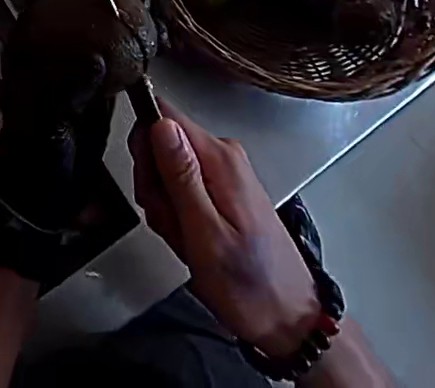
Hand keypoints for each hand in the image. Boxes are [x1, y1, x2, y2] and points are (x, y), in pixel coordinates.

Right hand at [129, 99, 320, 357]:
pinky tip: (191, 238)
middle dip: (154, 185)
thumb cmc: (248, 284)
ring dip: (165, 204)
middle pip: (162, 142)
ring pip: (168, 167)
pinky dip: (177, 212)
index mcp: (219, 158)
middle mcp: (223, 153)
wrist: (289, 318)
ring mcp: (224, 169)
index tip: (151, 186)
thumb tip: (160, 123)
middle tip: (170, 224)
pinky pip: (183, 184)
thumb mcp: (205, 234)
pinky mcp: (223, 186)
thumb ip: (180, 176)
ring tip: (185, 238)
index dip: (144, 147)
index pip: (163, 116)